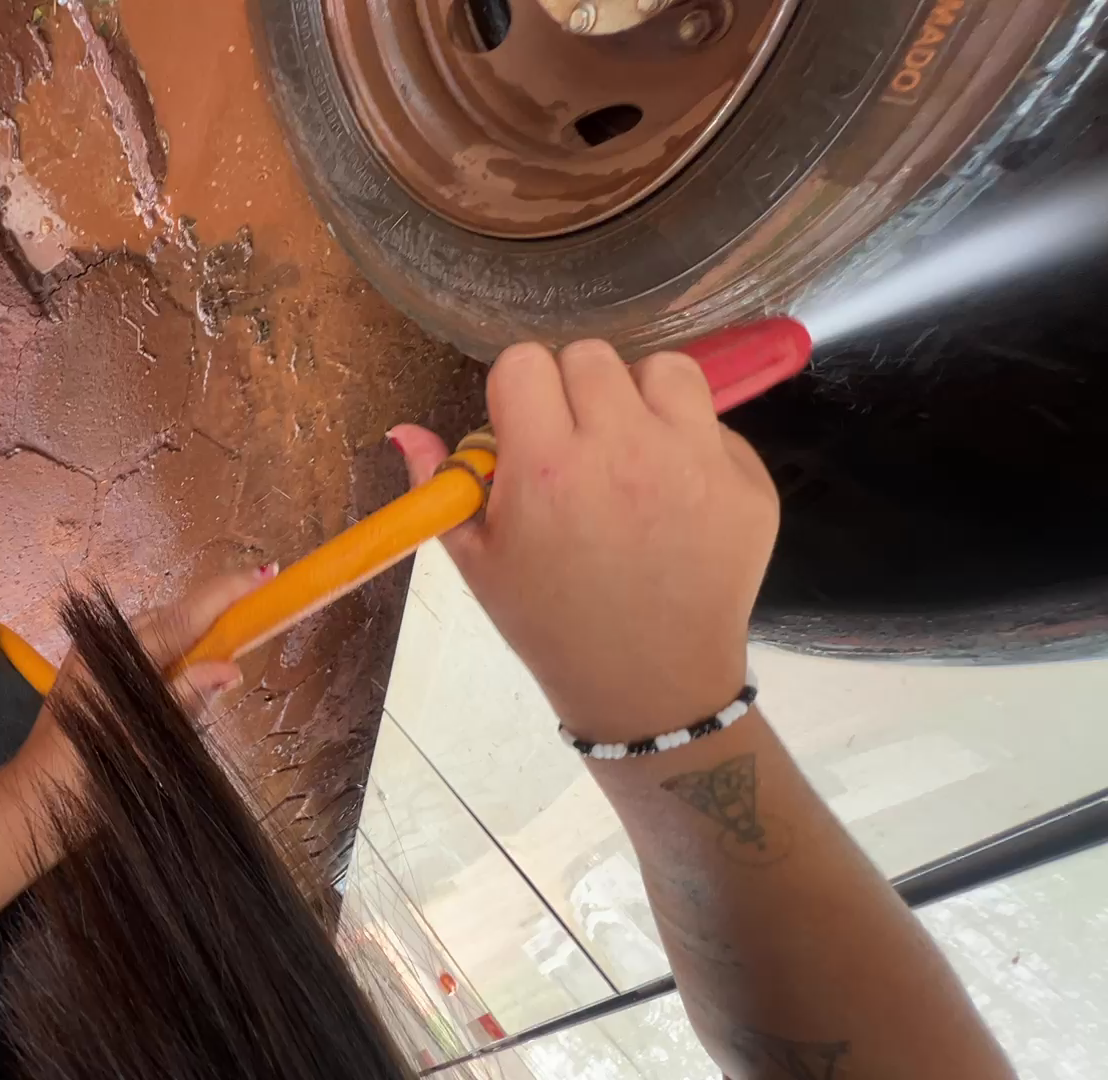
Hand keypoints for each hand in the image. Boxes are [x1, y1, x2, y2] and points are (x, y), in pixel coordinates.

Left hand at [12, 565, 272, 789]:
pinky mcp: (91, 667)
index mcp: (120, 658)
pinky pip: (142, 646)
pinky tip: (183, 667)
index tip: (267, 572)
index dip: (228, 593)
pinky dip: (169, 650)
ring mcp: (95, 653)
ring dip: (193, 633)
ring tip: (228, 642)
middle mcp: (107, 644)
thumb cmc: (89, 777)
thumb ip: (185, 699)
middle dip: (216, 613)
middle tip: (257, 616)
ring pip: (158, 629)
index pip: (187, 616)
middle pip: (175, 616)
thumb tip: (232, 668)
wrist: (31, 798)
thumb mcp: (145, 743)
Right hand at [391, 340, 778, 742]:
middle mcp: (622, 449)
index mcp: (544, 469)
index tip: (517, 423)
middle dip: (566, 387)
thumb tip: (405, 430)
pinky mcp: (747, 479)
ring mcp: (695, 460)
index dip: (512, 387)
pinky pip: (710, 419)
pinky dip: (682, 437)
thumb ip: (439, 484)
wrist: (645, 676)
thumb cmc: (544, 617)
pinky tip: (667, 487)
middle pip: (589, 355)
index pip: (523, 363)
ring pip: (662, 368)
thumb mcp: (474, 556)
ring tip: (622, 445)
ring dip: (633, 395)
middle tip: (566, 437)